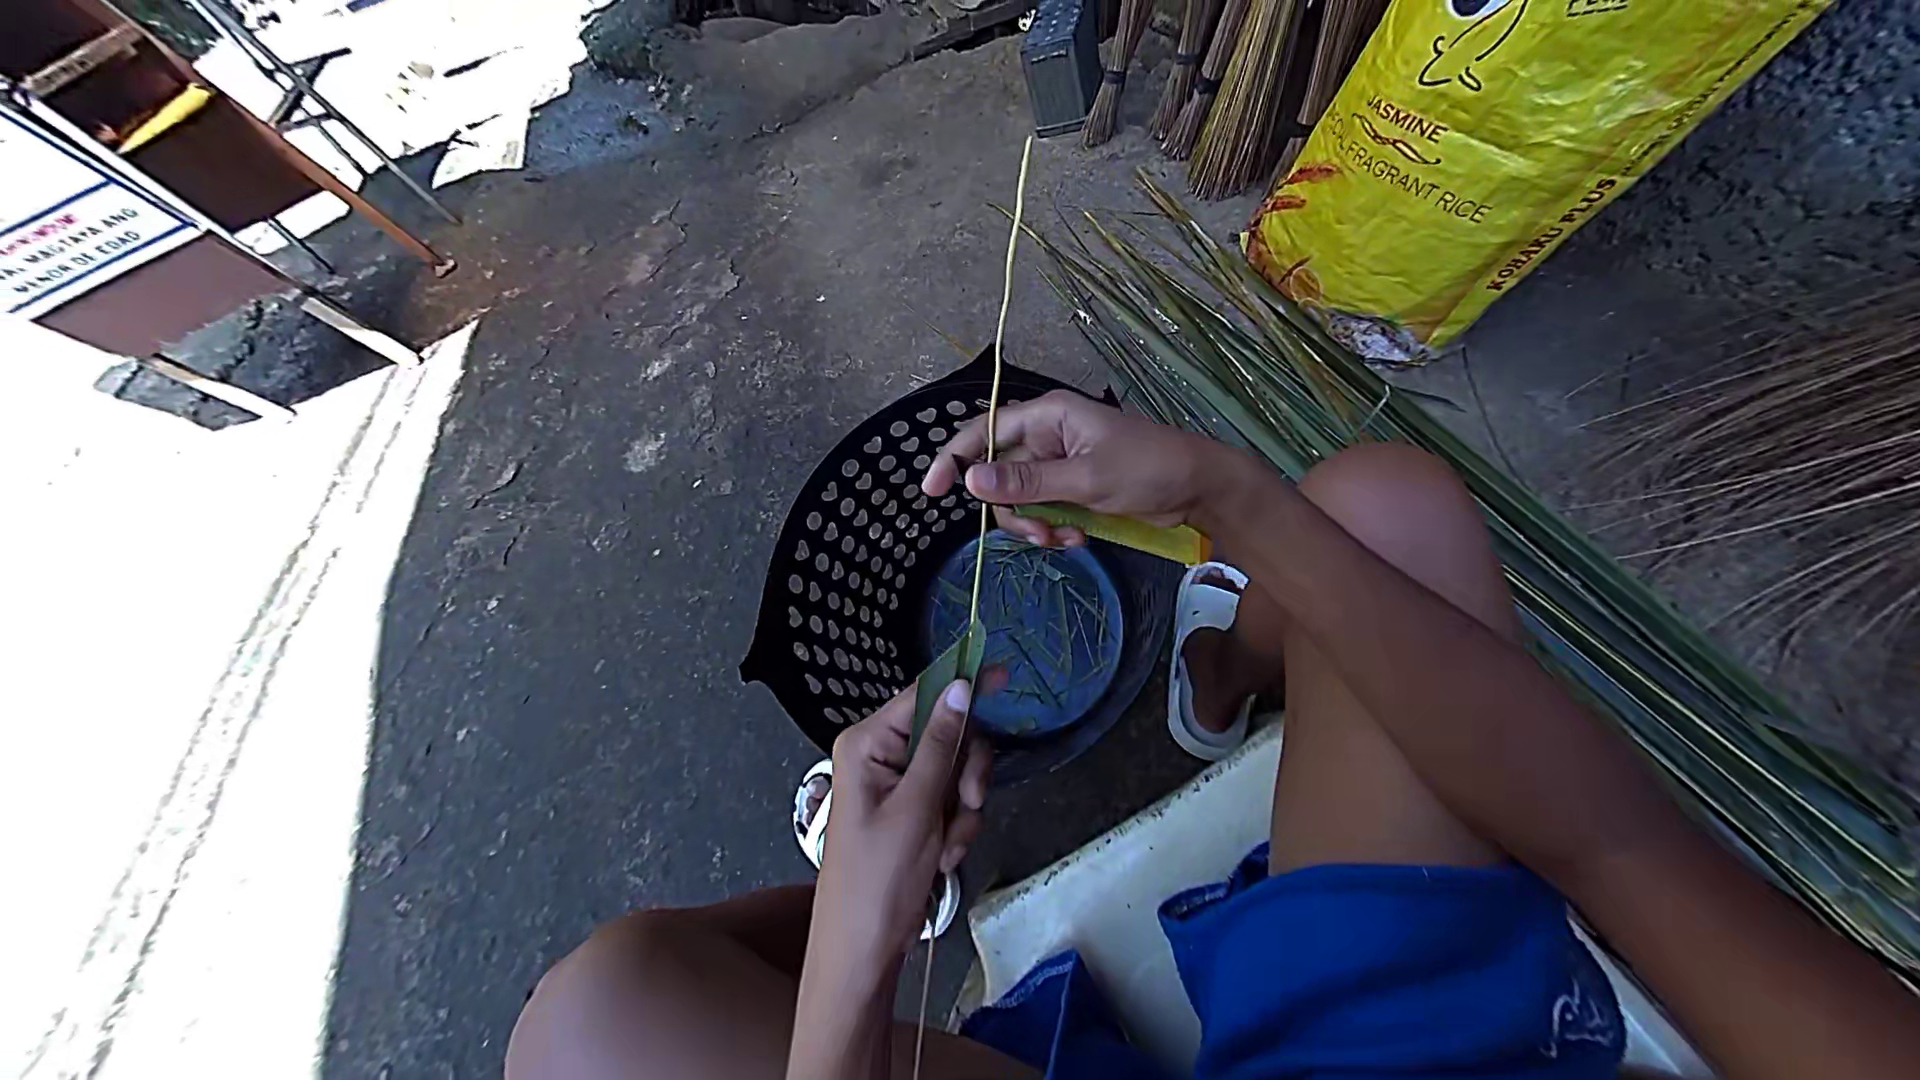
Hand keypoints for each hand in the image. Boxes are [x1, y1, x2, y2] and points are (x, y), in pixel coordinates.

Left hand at [813, 678, 991, 971]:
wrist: (864, 952)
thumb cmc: (878, 879)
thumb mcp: (916, 808)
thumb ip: (942, 744)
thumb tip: (960, 685)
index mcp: (868, 742)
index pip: (922, 696)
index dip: (963, 684)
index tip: (1003, 675)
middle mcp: (882, 753)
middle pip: (947, 733)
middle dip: (965, 771)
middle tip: (969, 800)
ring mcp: (899, 781)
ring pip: (957, 767)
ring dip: (962, 807)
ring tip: (947, 845)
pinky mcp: (914, 806)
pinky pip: (952, 796)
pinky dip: (957, 824)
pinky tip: (943, 855)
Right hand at [921, 391, 1257, 545]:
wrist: (1198, 488)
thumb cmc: (1147, 468)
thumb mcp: (1084, 478)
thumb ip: (1026, 481)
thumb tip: (971, 480)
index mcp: (1047, 417)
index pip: (985, 431)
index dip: (954, 458)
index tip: (932, 490)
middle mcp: (1046, 437)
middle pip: (998, 475)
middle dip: (1012, 510)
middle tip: (1039, 535)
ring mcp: (1057, 464)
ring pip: (1019, 500)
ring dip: (1034, 525)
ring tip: (1065, 539)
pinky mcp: (1070, 488)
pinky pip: (1041, 510)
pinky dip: (1052, 528)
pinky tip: (1077, 538)